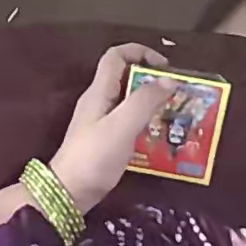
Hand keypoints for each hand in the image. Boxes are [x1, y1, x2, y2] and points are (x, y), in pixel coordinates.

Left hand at [48, 44, 177, 210]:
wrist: (68, 193)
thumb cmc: (94, 157)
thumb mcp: (122, 126)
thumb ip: (144, 101)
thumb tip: (168, 79)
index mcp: (99, 91)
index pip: (116, 55)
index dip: (141, 52)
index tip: (165, 67)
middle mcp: (98, 101)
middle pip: (125, 77)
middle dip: (152, 81)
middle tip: (177, 95)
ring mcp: (99, 121)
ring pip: (128, 101)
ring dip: (151, 103)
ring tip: (174, 115)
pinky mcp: (103, 140)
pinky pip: (128, 121)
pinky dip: (145, 123)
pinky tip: (159, 137)